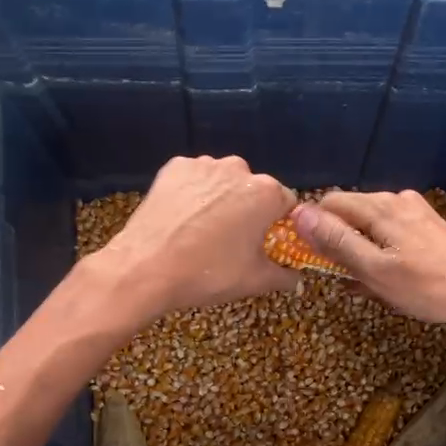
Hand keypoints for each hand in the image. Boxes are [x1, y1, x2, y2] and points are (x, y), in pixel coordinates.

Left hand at [94, 155, 296, 317]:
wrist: (147, 267)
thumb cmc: (210, 273)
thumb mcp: (255, 281)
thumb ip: (285, 276)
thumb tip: (298, 279)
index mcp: (266, 193)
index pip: (287, 203)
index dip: (280, 224)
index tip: (268, 243)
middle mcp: (238, 169)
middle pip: (255, 189)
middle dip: (250, 210)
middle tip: (235, 241)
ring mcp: (203, 165)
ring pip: (224, 181)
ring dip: (223, 200)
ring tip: (205, 231)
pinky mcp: (174, 167)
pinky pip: (196, 180)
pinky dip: (195, 194)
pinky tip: (185, 219)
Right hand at [291, 190, 445, 329]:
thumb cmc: (429, 288)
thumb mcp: (376, 271)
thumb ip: (337, 243)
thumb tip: (298, 214)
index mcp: (382, 206)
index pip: (329, 203)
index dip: (314, 230)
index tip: (312, 261)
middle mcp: (397, 200)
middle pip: (350, 215)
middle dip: (340, 247)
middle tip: (347, 282)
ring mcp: (416, 213)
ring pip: (371, 230)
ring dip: (361, 257)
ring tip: (371, 289)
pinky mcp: (428, 228)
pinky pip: (391, 238)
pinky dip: (381, 258)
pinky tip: (387, 285)